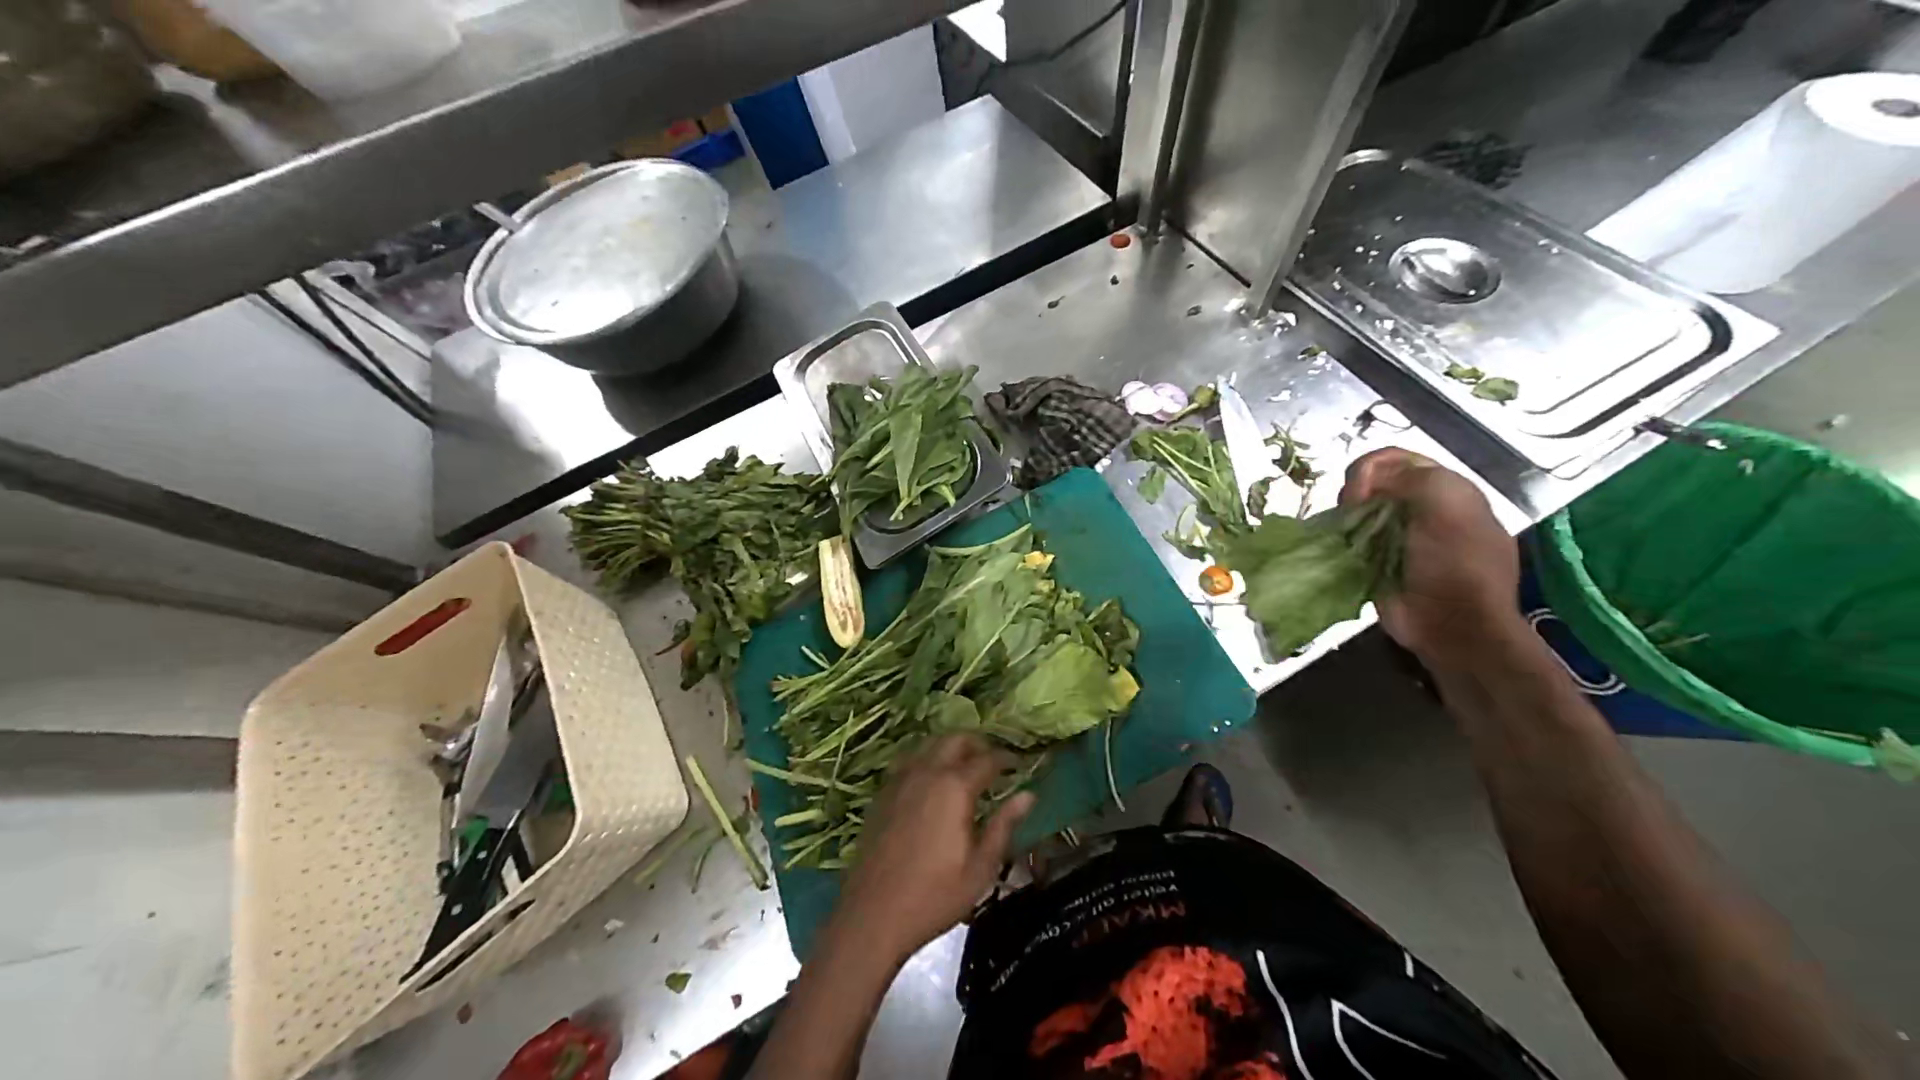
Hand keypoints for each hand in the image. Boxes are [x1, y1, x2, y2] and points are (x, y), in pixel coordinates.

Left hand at [829, 735, 1034, 962]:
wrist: (873, 914)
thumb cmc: (934, 896)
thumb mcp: (981, 867)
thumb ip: (1004, 825)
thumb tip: (1028, 795)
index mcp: (954, 787)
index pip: (987, 759)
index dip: (1007, 759)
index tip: (1020, 765)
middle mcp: (926, 773)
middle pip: (955, 739)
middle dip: (978, 744)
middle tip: (993, 762)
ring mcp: (899, 780)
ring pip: (928, 745)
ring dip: (950, 748)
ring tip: (965, 768)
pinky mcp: (882, 793)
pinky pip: (908, 761)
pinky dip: (926, 760)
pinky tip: (932, 783)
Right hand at [1340, 448, 1520, 661]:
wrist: (1455, 627)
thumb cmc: (1456, 565)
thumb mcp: (1449, 506)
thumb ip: (1414, 478)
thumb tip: (1369, 479)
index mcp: (1447, 491)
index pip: (1399, 460)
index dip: (1373, 467)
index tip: (1360, 491)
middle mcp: (1421, 510)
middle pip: (1374, 484)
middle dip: (1356, 491)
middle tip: (1349, 512)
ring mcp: (1398, 539)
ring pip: (1359, 512)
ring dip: (1346, 517)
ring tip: (1344, 534)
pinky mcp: (1376, 564)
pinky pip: (1350, 542)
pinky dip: (1341, 541)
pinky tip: (1340, 548)